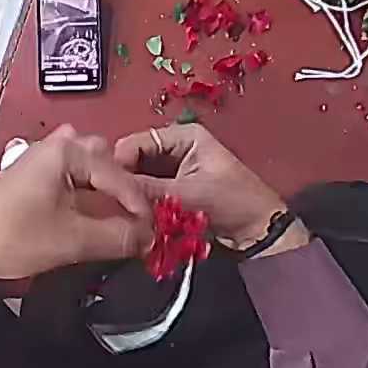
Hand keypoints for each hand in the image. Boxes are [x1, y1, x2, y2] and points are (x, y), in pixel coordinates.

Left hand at [0, 126, 151, 281]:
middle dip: (125, 191)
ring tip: (118, 218)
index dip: (140, 205)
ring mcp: (43, 155)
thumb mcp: (72, 241)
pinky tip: (92, 212)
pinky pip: (73, 173)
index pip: (118, 174)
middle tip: (137, 221)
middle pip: (107, 161)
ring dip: (107, 189)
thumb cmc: (11, 238)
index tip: (154, 229)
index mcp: (66, 151)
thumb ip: (117, 236)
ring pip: (90, 165)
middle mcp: (56, 144)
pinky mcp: (34, 171)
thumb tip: (149, 237)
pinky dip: (88, 191)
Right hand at [114, 124, 286, 247]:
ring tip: (118, 208)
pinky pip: (151, 192)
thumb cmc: (234, 202)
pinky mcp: (176, 190)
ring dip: (134, 193)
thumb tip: (113, 187)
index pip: (140, 140)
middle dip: (126, 178)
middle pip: (138, 158)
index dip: (121, 159)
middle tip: (109, 198)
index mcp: (185, 135)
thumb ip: (150, 189)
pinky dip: (143, 202)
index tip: (106, 181)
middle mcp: (177, 147)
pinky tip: (132, 214)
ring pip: (143, 177)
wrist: (260, 232)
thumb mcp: (190, 193)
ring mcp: (176, 169)